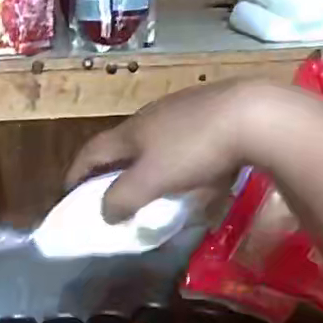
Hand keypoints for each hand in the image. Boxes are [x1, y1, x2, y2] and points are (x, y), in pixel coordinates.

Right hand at [64, 79, 322, 221]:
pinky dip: (181, 161)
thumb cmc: (194, 148)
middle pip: (121, 144)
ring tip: (159, 186)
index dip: (76, 173)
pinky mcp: (211, 111)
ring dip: (149, 165)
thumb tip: (105, 212)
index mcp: (129, 132)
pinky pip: (186, 140)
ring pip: (155, 142)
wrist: (254, 114)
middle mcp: (149, 117)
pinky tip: (200, 174)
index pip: (91, 152)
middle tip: (114, 193)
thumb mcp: (151, 180)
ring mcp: (181, 110)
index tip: (68, 192)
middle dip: (113, 169)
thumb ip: (123, 198)